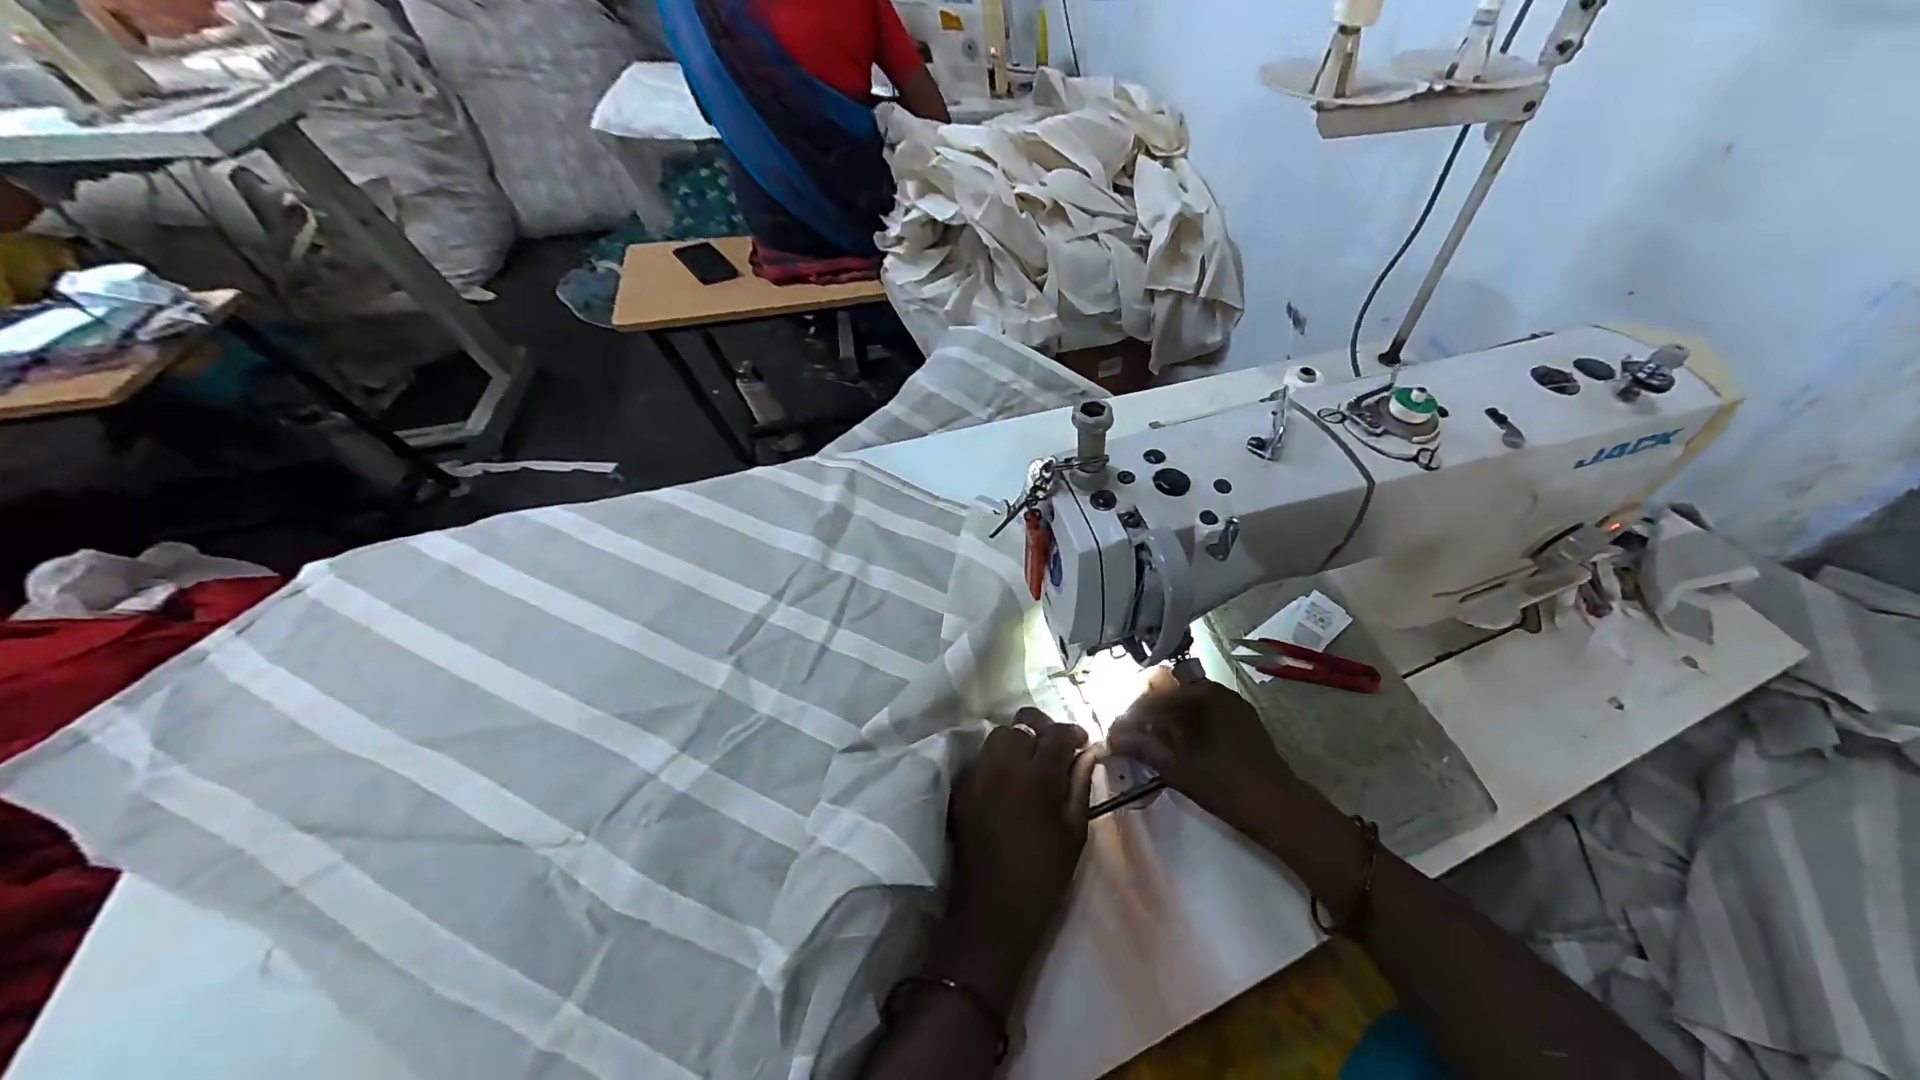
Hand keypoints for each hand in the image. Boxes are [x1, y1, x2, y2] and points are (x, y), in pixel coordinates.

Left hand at [935, 708, 1091, 1008]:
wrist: (994, 909)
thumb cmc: (1045, 874)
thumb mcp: (1075, 832)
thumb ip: (1079, 785)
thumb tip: (1086, 754)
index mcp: (1037, 780)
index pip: (1056, 735)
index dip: (1073, 733)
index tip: (1082, 743)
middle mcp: (1003, 768)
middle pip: (1022, 724)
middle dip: (1042, 730)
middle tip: (1054, 749)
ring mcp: (977, 776)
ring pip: (998, 736)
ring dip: (1018, 741)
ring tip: (1030, 762)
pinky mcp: (961, 789)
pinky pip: (982, 759)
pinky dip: (998, 760)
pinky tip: (1008, 780)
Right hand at [1107, 673, 1300, 834]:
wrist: (1278, 808)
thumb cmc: (1224, 785)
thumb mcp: (1176, 768)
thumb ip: (1142, 748)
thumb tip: (1111, 739)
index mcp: (1199, 694)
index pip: (1151, 692)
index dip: (1130, 714)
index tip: (1118, 735)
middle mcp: (1215, 689)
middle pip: (1167, 690)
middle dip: (1146, 712)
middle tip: (1132, 738)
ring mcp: (1230, 703)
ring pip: (1185, 701)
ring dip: (1165, 717)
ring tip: (1151, 744)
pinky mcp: (1240, 719)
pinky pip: (1203, 711)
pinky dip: (1185, 723)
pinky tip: (1177, 746)